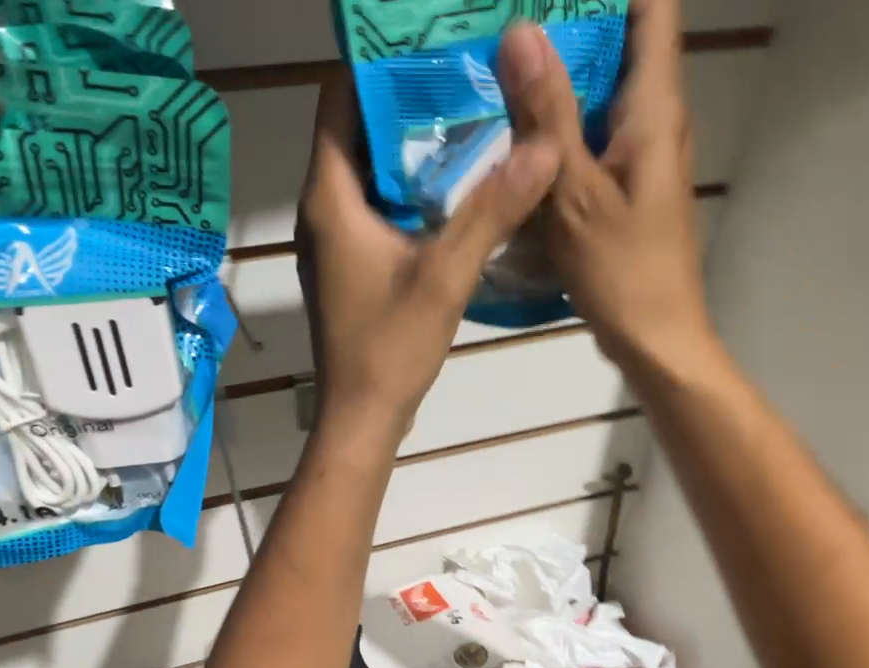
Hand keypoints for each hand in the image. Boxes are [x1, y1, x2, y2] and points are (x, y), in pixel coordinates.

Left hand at [295, 74, 560, 436]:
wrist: (362, 417)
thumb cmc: (390, 347)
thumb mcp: (446, 274)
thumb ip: (493, 209)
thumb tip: (546, 145)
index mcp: (330, 198)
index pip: (339, 100)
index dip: (379, 65)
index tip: (432, 48)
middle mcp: (322, 210)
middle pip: (358, 132)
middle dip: (408, 101)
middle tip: (467, 77)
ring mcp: (335, 240)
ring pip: (371, 172)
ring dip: (414, 147)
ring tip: (472, 119)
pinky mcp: (351, 265)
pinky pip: (379, 207)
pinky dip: (413, 190)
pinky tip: (459, 188)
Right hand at [498, 1, 715, 373]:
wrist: (655, 339)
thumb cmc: (622, 269)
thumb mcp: (576, 192)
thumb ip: (549, 115)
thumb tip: (522, 31)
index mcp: (654, 109)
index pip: (654, 10)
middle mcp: (655, 120)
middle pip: (622, 44)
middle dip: (570, 25)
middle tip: (506, 22)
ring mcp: (642, 154)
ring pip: (602, 92)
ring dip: (559, 76)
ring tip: (500, 62)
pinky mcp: (626, 185)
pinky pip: (592, 134)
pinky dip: (559, 125)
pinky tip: (515, 133)